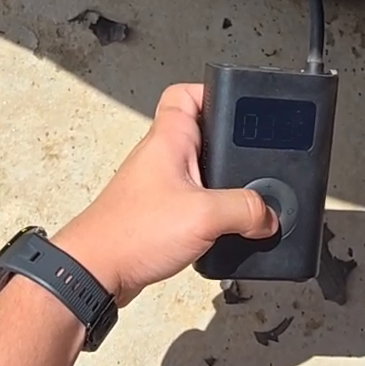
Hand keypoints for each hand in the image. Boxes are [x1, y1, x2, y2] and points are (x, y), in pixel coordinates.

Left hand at [54, 84, 277, 304]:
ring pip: (200, 172)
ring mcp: (159, 185)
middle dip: (231, 147)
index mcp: (169, 140)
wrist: (95, 273)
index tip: (241, 105)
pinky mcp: (158, 213)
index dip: (214, 92)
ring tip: (244, 199)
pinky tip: (224, 229)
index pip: (187, 94)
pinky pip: (193, 202)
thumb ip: (246, 210)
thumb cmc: (129, 233)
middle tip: (252, 159)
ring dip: (222, 185)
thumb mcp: (204, 215)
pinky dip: (211, 212)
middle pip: (202, 134)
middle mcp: (162, 157)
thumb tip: (269, 215)